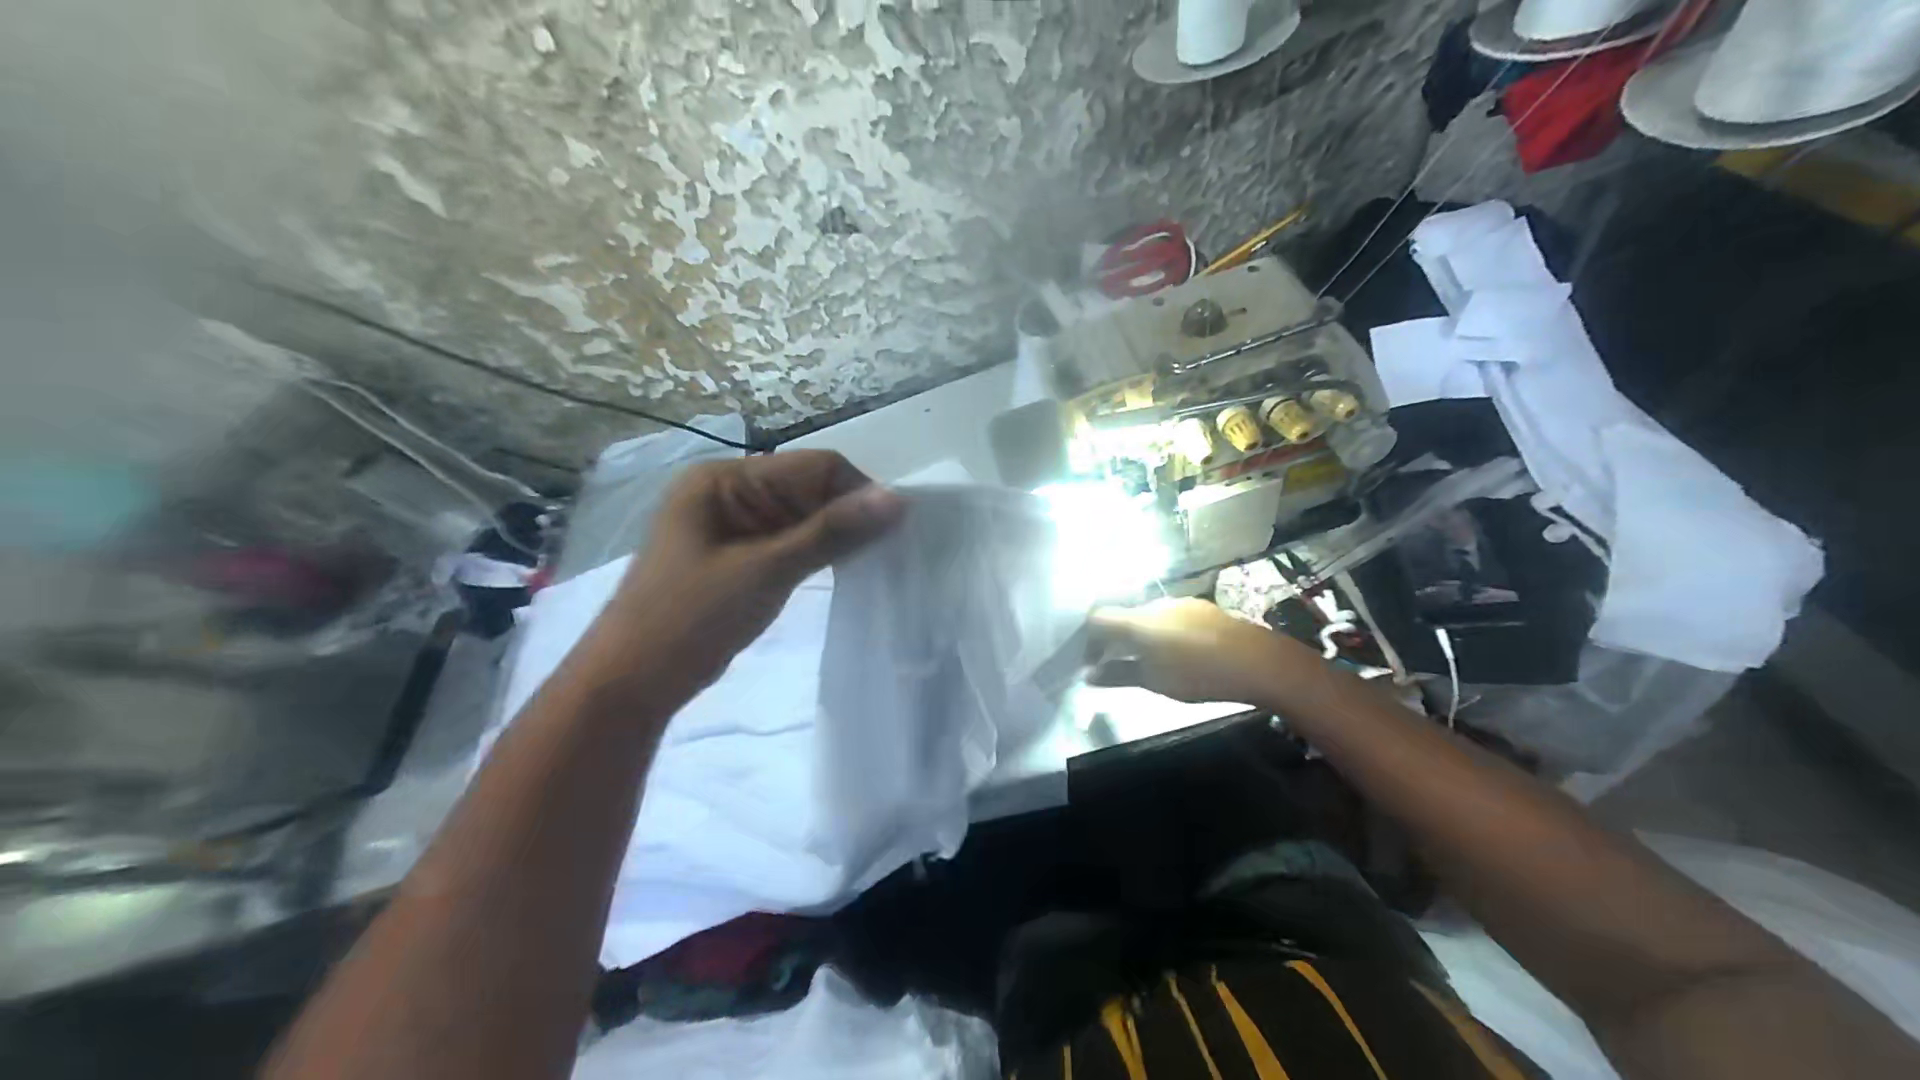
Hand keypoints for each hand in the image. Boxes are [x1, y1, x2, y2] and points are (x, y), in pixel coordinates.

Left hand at [570, 451, 905, 697]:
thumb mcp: (767, 570)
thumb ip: (832, 532)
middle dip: (847, 516)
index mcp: (724, 478)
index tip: (894, 530)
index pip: (812, 467)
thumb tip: (897, 500)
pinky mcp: (737, 556)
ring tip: (869, 563)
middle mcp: (727, 491)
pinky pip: (788, 542)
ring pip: (802, 517)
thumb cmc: (691, 617)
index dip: (857, 492)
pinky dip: (815, 554)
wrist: (630, 682)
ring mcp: (731, 526)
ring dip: (835, 537)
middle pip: (808, 488)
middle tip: (887, 552)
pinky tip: (840, 571)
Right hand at [1086, 597, 1315, 705]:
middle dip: (1114, 639)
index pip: (1098, 618)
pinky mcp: (1204, 609)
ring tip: (1149, 662)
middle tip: (1116, 665)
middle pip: (1123, 616)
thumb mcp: (1154, 681)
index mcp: (1138, 619)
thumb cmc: (1199, 675)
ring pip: (1148, 617)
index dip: (1089, 640)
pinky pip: (1171, 618)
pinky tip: (1178, 654)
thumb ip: (1118, 675)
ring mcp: (1183, 604)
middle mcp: (1156, 604)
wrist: (1261, 663)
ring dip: (1140, 636)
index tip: (1092, 663)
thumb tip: (1089, 674)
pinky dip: (1163, 634)